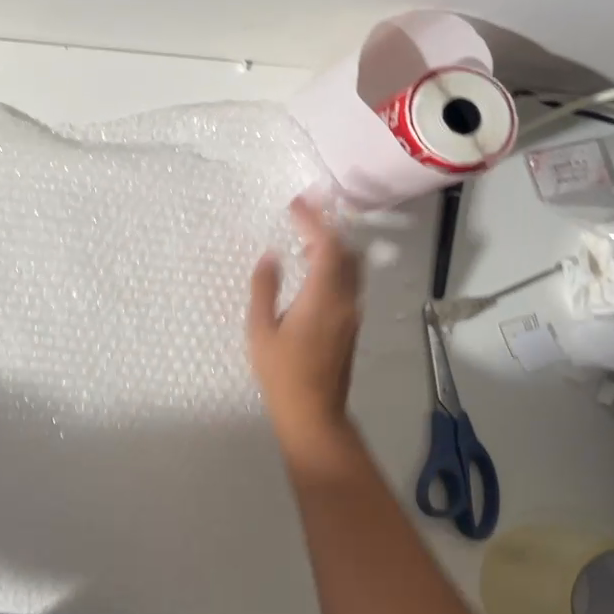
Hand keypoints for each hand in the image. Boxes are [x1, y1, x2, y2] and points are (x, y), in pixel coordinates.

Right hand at [247, 196, 362, 445]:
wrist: (313, 409)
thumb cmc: (281, 371)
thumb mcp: (260, 329)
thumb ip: (265, 289)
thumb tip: (270, 257)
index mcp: (323, 297)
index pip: (326, 246)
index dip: (313, 220)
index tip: (297, 203)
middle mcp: (346, 299)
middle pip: (346, 251)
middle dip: (327, 225)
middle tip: (304, 209)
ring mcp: (352, 311)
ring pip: (351, 266)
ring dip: (333, 244)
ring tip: (306, 234)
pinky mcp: (350, 323)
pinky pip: (348, 280)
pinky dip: (333, 263)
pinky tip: (312, 267)